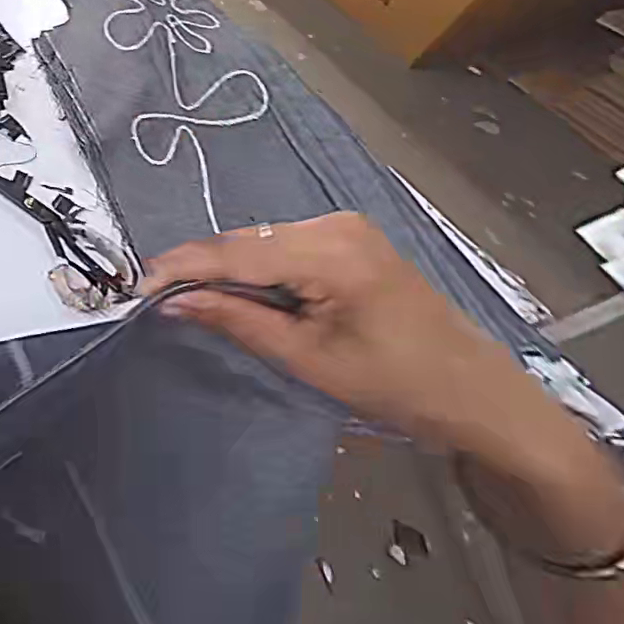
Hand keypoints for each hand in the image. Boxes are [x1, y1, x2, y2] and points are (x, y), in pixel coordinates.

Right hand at [145, 213, 536, 450]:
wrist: (483, 398)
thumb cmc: (400, 387)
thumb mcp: (308, 359)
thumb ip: (235, 319)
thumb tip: (172, 300)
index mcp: (333, 253)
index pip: (234, 251)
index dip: (180, 267)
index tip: (139, 287)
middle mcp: (334, 224)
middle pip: (242, 240)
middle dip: (198, 267)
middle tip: (159, 295)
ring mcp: (342, 226)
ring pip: (255, 240)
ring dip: (222, 267)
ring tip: (191, 296)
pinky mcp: (344, 236)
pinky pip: (277, 244)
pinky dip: (250, 266)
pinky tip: (237, 288)